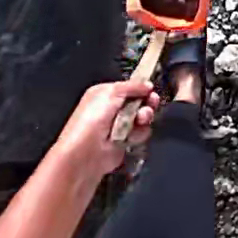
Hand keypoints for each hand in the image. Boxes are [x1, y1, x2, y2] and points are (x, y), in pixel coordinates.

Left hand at [44, 80, 160, 181]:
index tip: (150, 89)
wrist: (85, 152)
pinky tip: (132, 135)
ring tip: (140, 119)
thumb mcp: (111, 93)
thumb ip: (131, 86)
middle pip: (138, 102)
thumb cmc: (93, 119)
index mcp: (104, 94)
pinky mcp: (125, 141)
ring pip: (142, 118)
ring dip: (144, 117)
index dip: (140, 88)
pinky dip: (138, 134)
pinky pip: (140, 133)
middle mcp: (112, 109)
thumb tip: (148, 84)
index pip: (128, 87)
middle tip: (152, 101)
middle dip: (147, 102)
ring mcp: (119, 126)